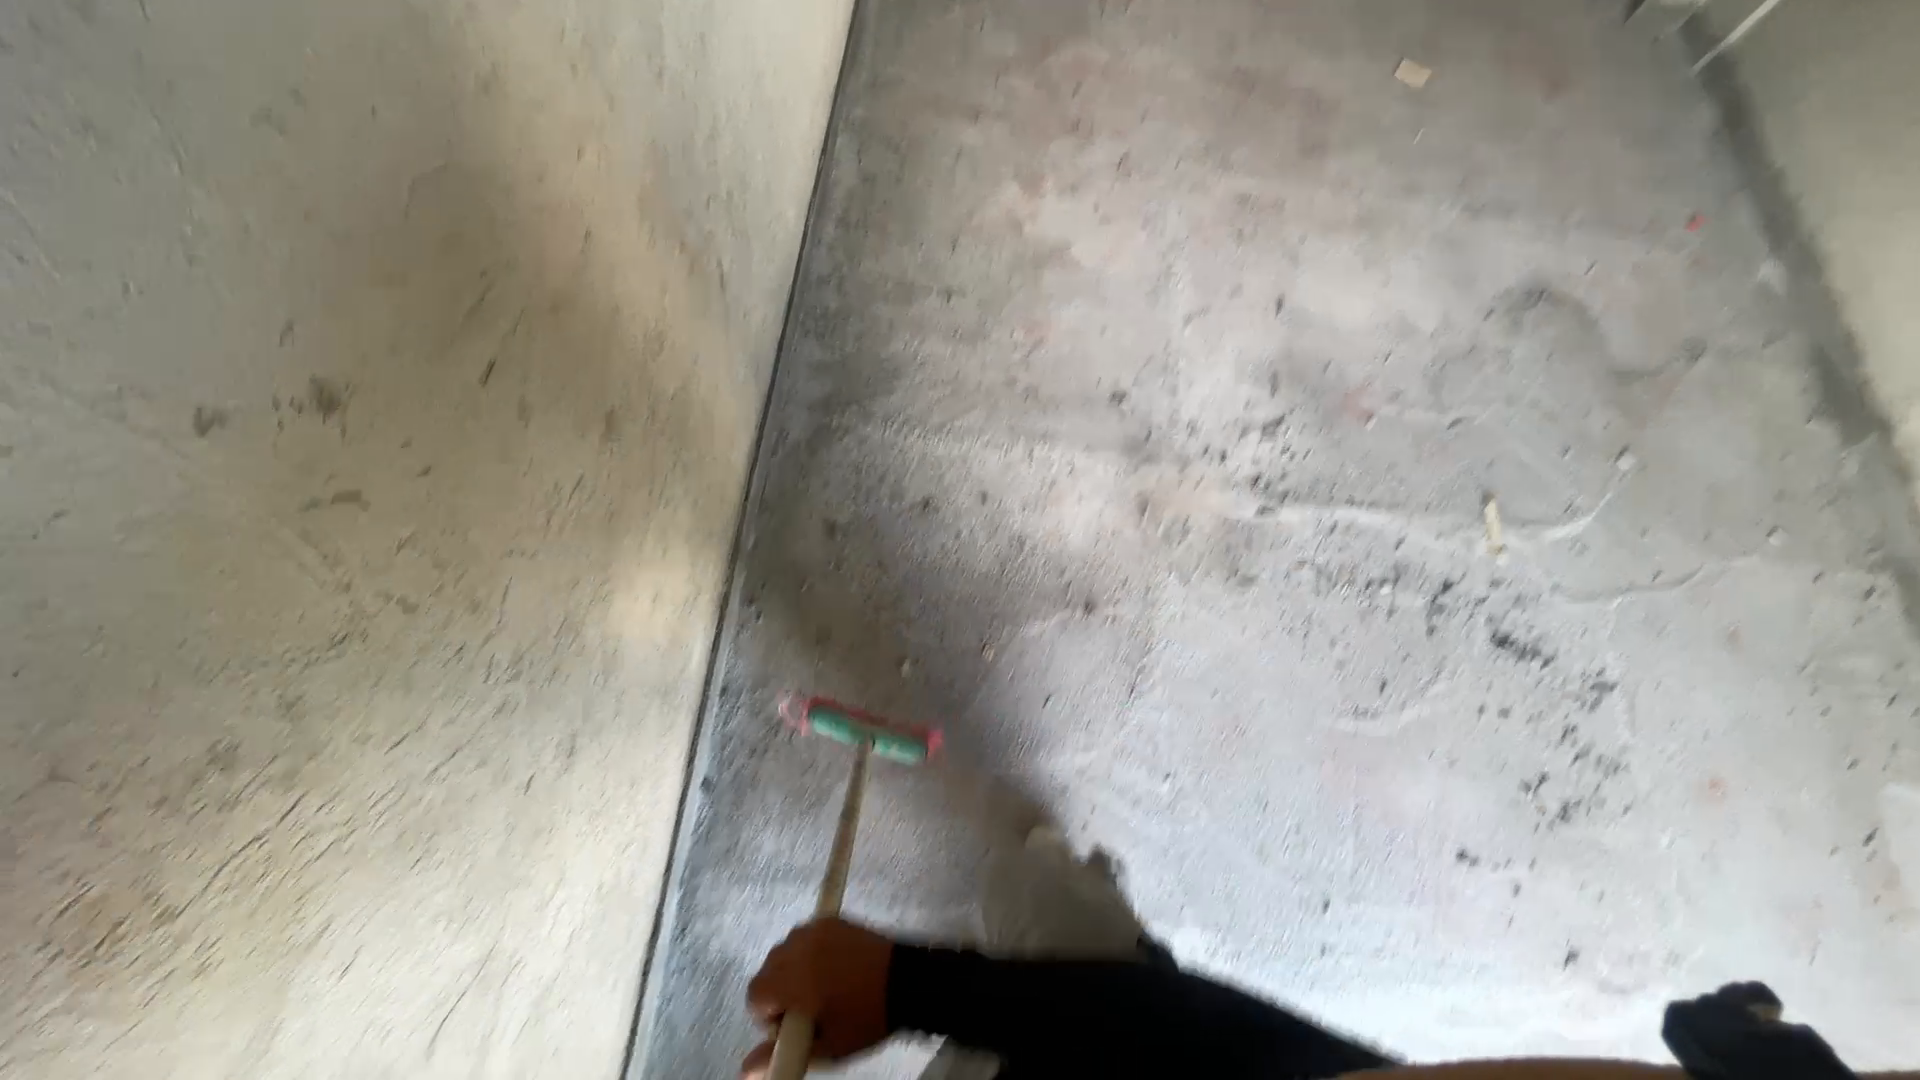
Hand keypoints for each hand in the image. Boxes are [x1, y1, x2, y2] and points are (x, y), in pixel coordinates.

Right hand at [741, 918, 894, 1078]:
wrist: (905, 980)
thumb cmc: (865, 1017)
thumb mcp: (825, 1048)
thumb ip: (781, 1056)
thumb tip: (744, 1071)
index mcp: (792, 979)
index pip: (754, 993)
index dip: (769, 1014)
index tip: (793, 1022)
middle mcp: (798, 947)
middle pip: (768, 970)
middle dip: (780, 990)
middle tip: (810, 1007)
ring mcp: (815, 928)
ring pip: (785, 951)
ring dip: (794, 968)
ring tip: (823, 985)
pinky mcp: (831, 919)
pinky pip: (806, 935)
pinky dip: (810, 949)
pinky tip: (833, 964)